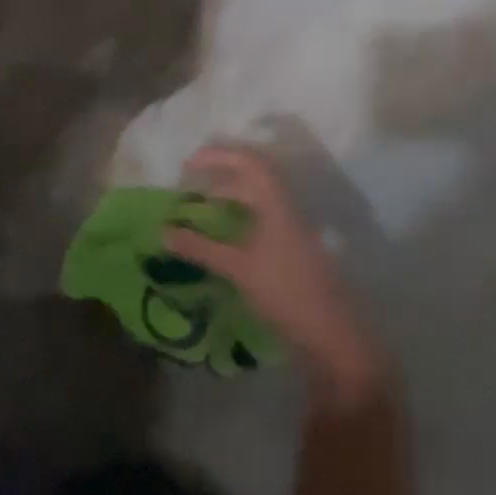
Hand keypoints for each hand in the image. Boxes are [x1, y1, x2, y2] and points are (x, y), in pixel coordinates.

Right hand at [165, 144, 386, 407]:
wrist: (333, 338)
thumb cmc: (285, 294)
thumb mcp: (236, 268)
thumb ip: (198, 247)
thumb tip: (162, 231)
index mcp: (276, 208)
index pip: (249, 163)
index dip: (217, 156)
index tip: (187, 167)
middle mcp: (288, 212)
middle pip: (253, 178)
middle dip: (218, 177)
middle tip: (189, 188)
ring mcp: (294, 232)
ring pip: (258, 200)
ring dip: (228, 198)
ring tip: (201, 211)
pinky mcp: (295, 251)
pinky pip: (262, 219)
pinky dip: (238, 218)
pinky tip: (222, 237)